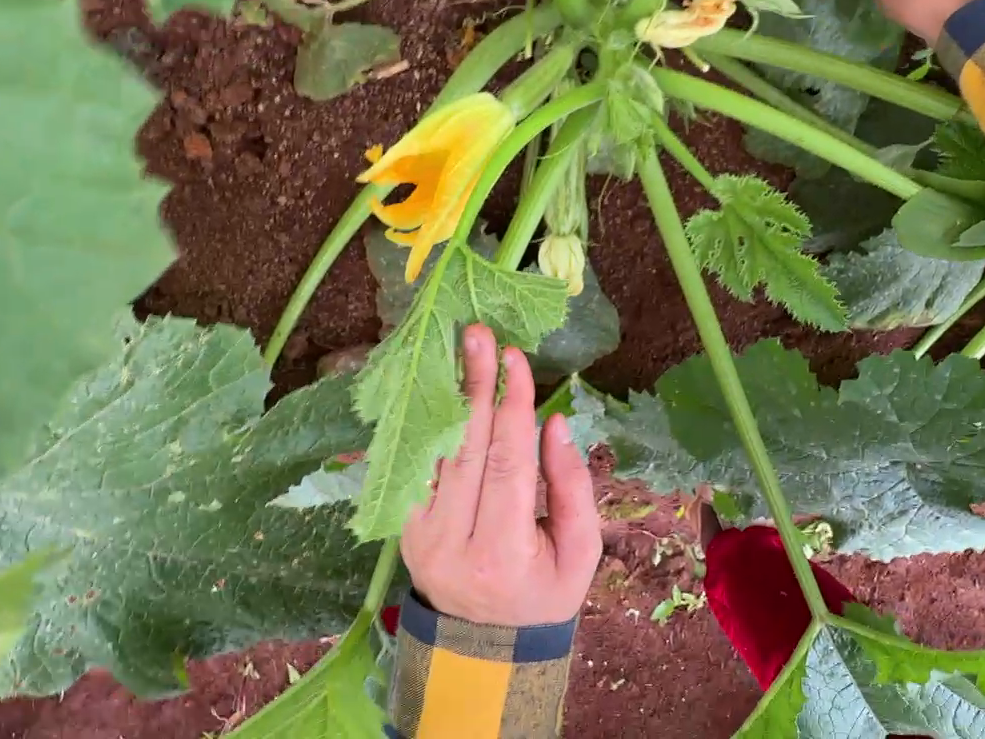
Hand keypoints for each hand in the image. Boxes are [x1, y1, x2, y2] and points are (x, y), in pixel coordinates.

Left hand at [401, 324, 601, 626]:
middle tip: (479, 334)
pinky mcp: (404, 530)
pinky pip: (419, 466)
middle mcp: (453, 544)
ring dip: (449, 395)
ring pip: (437, 452)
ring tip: (459, 349)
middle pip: (466, 448)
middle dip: (475, 384)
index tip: (516, 357)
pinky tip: (439, 386)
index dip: (512, 405)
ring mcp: (420, 538)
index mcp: (503, 553)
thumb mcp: (580, 552)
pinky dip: (431, 423)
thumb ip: (572, 486)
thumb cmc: (544, 594)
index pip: (508, 463)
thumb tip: (555, 421)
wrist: (485, 649)